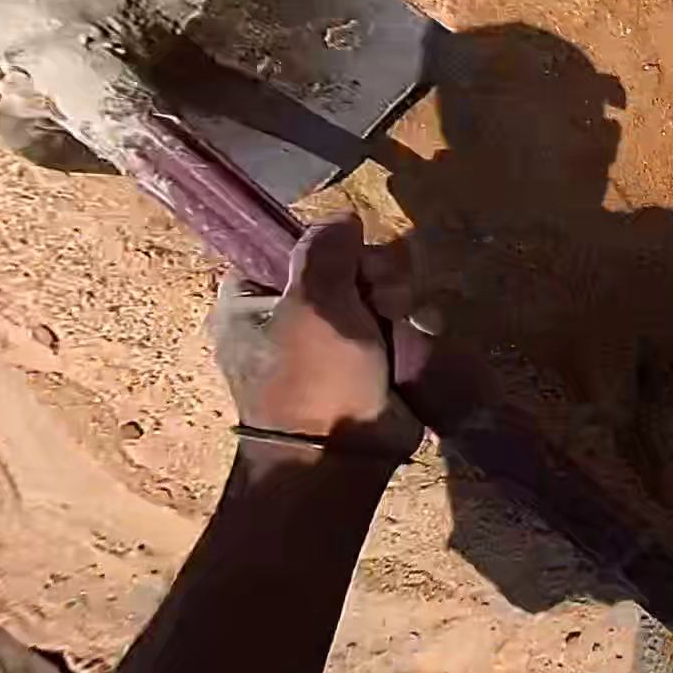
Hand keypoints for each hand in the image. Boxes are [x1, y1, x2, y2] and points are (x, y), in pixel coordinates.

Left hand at [212, 212, 422, 453]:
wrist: (344, 456)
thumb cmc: (315, 379)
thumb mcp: (313, 304)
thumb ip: (326, 251)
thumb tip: (342, 216)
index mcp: (255, 298)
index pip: (295, 244)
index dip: (329, 247)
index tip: (350, 259)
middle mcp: (296, 313)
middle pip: (350, 264)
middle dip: (376, 277)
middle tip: (382, 301)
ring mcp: (339, 336)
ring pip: (383, 289)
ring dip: (400, 302)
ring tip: (401, 327)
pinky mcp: (375, 355)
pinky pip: (401, 319)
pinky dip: (413, 326)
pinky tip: (417, 338)